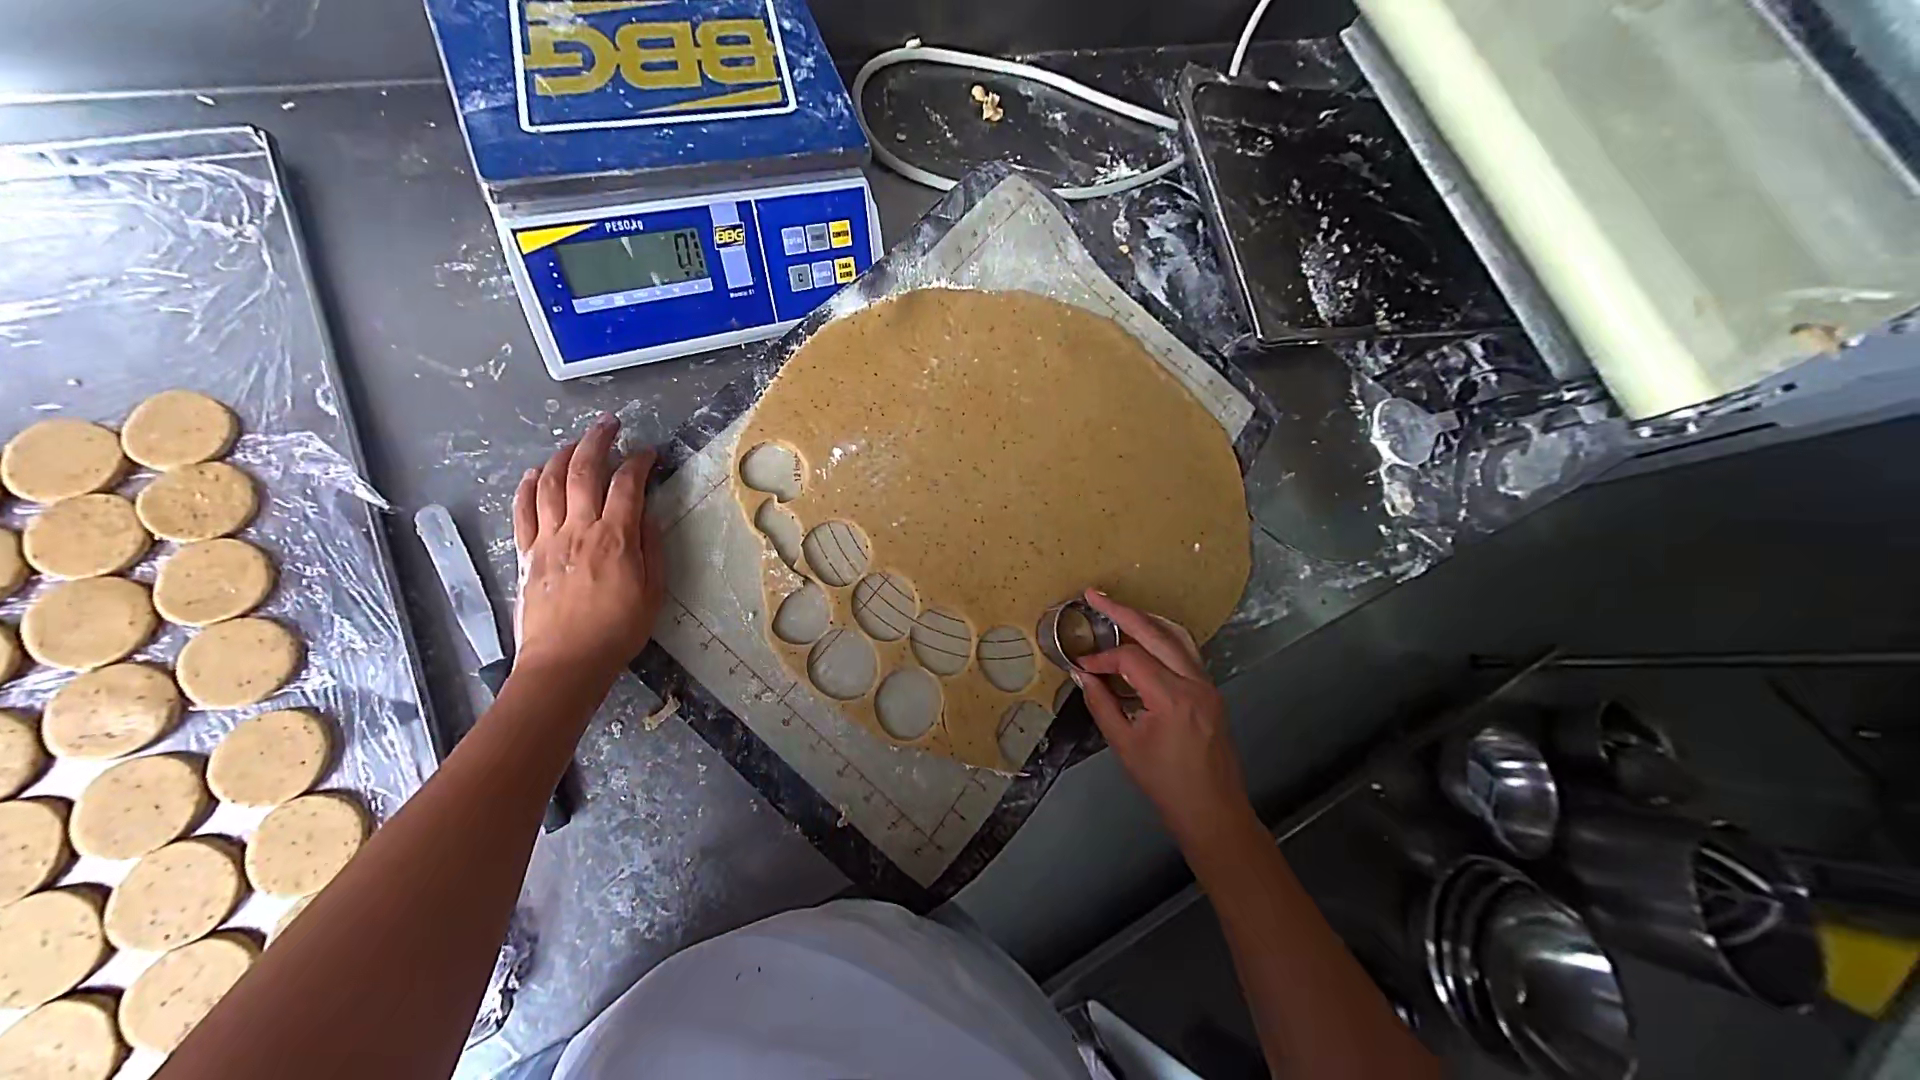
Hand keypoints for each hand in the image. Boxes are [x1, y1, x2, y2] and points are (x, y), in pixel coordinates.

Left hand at [511, 414, 664, 684]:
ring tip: (575, 443)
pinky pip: (522, 510)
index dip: (639, 461)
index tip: (649, 453)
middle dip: (597, 441)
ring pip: (548, 483)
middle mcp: (579, 529)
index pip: (627, 484)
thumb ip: (651, 548)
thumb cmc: (618, 630)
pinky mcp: (527, 553)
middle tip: (610, 425)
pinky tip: (534, 473)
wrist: (566, 661)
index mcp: (616, 538)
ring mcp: (548, 539)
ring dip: (562, 455)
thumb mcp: (653, 591)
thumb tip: (646, 514)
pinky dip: (527, 486)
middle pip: (583, 471)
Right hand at [1075, 589, 1255, 846]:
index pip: (1132, 659)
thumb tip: (1083, 675)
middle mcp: (1195, 683)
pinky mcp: (1211, 691)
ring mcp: (1208, 684)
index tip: (1082, 666)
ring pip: (1177, 636)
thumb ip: (1102, 704)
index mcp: (1173, 698)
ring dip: (1147, 620)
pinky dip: (1162, 638)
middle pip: (1157, 633)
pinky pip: (1186, 652)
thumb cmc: (1165, 784)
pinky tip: (1144, 638)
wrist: (1213, 811)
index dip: (1102, 658)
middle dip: (1123, 611)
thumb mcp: (1124, 745)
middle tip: (1094, 595)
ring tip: (1119, 609)